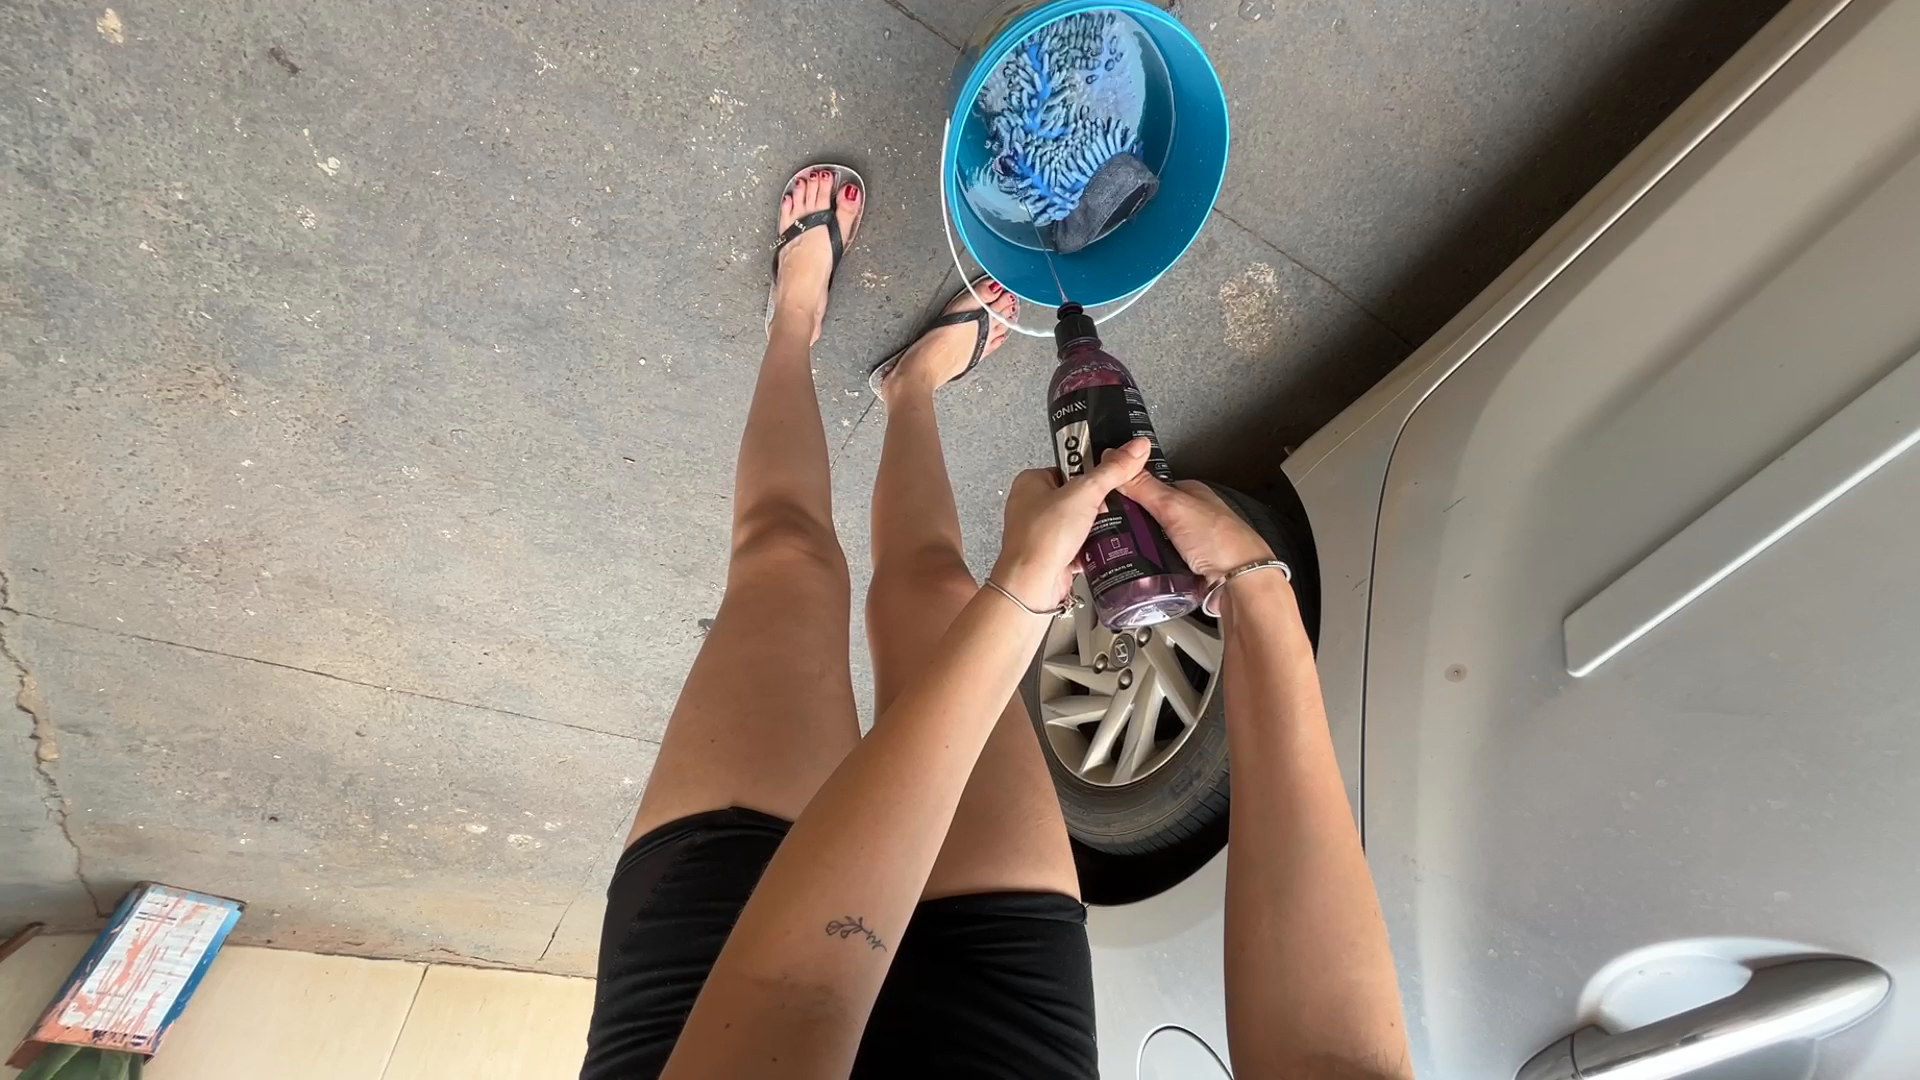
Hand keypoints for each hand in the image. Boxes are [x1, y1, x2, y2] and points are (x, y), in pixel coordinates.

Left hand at [993, 438, 1151, 609]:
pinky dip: (1090, 546)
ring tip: (1103, 528)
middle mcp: (1031, 505)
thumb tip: (1135, 448)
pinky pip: (1078, 543)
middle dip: (1096, 504)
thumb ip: (1112, 470)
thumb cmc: (1042, 539)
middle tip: (1105, 508)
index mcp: (1031, 482)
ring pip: (1079, 521)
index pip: (1070, 467)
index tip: (1108, 478)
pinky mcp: (1051, 552)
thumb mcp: (1084, 494)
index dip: (1092, 473)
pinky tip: (1097, 547)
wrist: (1033, 585)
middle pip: (1077, 495)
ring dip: (1094, 526)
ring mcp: (1040, 530)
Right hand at [1117, 471, 1273, 582]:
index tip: (1110, 499)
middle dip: (1133, 524)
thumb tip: (1119, 460)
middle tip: (1115, 529)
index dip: (1129, 491)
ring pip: (1152, 541)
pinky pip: (1159, 562)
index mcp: (1191, 493)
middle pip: (1149, 516)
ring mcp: (1190, 543)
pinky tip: (1142, 568)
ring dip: (1140, 547)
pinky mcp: (1187, 566)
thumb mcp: (1174, 507)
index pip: (1151, 485)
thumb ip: (1144, 487)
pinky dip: (1149, 565)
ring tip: (1123, 551)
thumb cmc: (1223, 543)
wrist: (1241, 585)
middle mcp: (1192, 517)